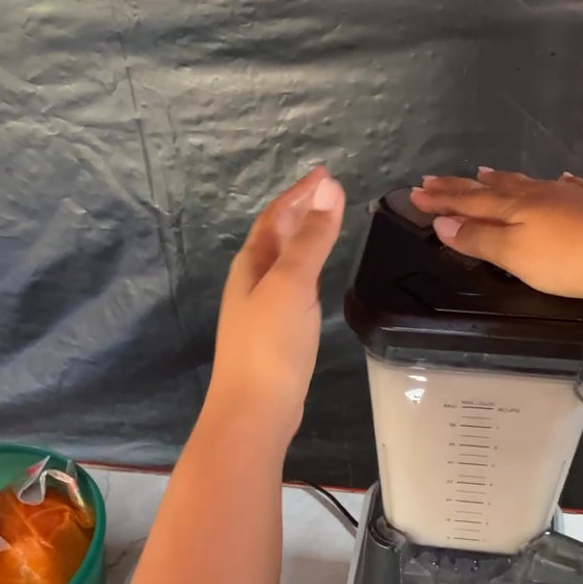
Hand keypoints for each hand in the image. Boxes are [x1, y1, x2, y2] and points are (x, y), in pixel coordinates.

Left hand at [206, 166, 345, 439]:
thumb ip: (313, 238)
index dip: (299, 192)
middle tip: (331, 193)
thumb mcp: (294, 283)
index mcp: (252, 264)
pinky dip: (308, 271)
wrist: (255, 410)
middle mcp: (252, 282)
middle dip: (300, 211)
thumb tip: (330, 188)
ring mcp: (262, 310)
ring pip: (284, 262)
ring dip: (303, 240)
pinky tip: (318, 279)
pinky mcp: (275, 335)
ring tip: (328, 225)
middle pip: (276, 236)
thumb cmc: (271, 344)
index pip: (275, 216)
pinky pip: (292, 288)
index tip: (326, 173)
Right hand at [409, 169, 582, 301]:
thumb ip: (479, 239)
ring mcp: (570, 199)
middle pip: (492, 189)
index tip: (415, 194)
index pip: (468, 202)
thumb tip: (443, 223)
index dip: (441, 200)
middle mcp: (538, 196)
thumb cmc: (568, 260)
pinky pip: (569, 188)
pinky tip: (561, 180)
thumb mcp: (515, 255)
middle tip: (435, 179)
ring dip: (503, 180)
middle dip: (462, 186)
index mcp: (514, 208)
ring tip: (486, 172)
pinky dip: (557, 184)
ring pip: (528, 185)